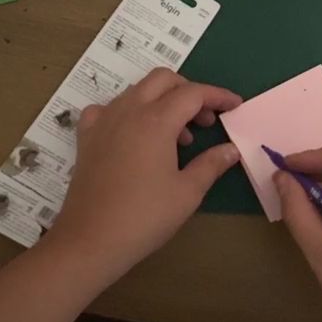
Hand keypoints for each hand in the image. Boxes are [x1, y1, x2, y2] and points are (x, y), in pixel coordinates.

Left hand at [44, 68, 241, 287]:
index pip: (194, 93)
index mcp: (156, 121)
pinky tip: (133, 133)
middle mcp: (129, 111)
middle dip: (190, 92)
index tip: (235, 106)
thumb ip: (212, 164)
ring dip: (162, 101)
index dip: (218, 96)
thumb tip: (231, 149)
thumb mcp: (188, 192)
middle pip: (164, 80)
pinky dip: (126, 111)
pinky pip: (107, 108)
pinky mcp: (87, 137)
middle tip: (205, 121)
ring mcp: (104, 122)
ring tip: (176, 136)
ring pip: (137, 90)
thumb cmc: (144, 216)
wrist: (90, 241)